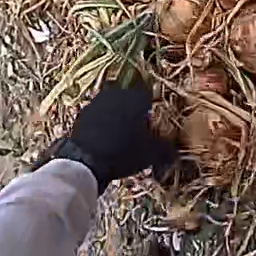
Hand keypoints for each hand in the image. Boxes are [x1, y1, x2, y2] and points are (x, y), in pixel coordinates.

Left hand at [49, 80, 175, 189]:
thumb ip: (166, 148)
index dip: (152, 111)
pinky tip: (105, 141)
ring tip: (121, 137)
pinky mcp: (82, 115)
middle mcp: (117, 94)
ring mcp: (96, 102)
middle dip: (134, 111)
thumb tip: (173, 150)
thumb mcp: (152, 153)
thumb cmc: (123, 152)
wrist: (85, 161)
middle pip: (130, 99)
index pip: (149, 97)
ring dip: (117, 117)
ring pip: (113, 106)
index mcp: (136, 98)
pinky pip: (98, 116)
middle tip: (138, 130)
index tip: (153, 125)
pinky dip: (102, 125)